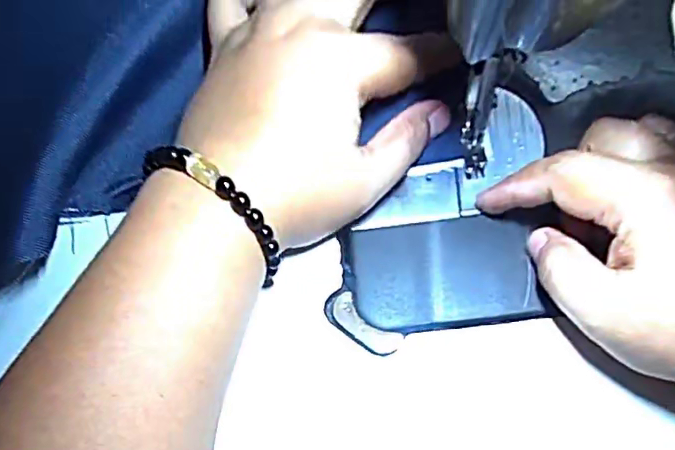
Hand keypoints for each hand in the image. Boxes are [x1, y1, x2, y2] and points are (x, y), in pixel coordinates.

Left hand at [180, 0, 458, 248]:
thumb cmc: (294, 197)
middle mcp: (300, 26)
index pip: (404, 54)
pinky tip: (267, 4)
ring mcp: (257, 29)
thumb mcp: (364, 181)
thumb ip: (405, 142)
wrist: (219, 204)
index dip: (436, 58)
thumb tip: (434, 115)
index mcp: (342, 61)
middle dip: (386, 2)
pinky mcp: (223, 44)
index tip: (455, 59)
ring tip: (345, 10)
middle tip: (406, 12)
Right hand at [476, 115, 674, 404]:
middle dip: (562, 176)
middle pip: (601, 139)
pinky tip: (627, 226)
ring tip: (591, 228)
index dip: (520, 186)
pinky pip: (665, 158)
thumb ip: (558, 269)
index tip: (494, 200)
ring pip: (636, 139)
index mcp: (650, 195)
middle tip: (549, 228)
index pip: (567, 170)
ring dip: (600, 170)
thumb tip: (542, 243)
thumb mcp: (600, 313)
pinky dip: (632, 177)